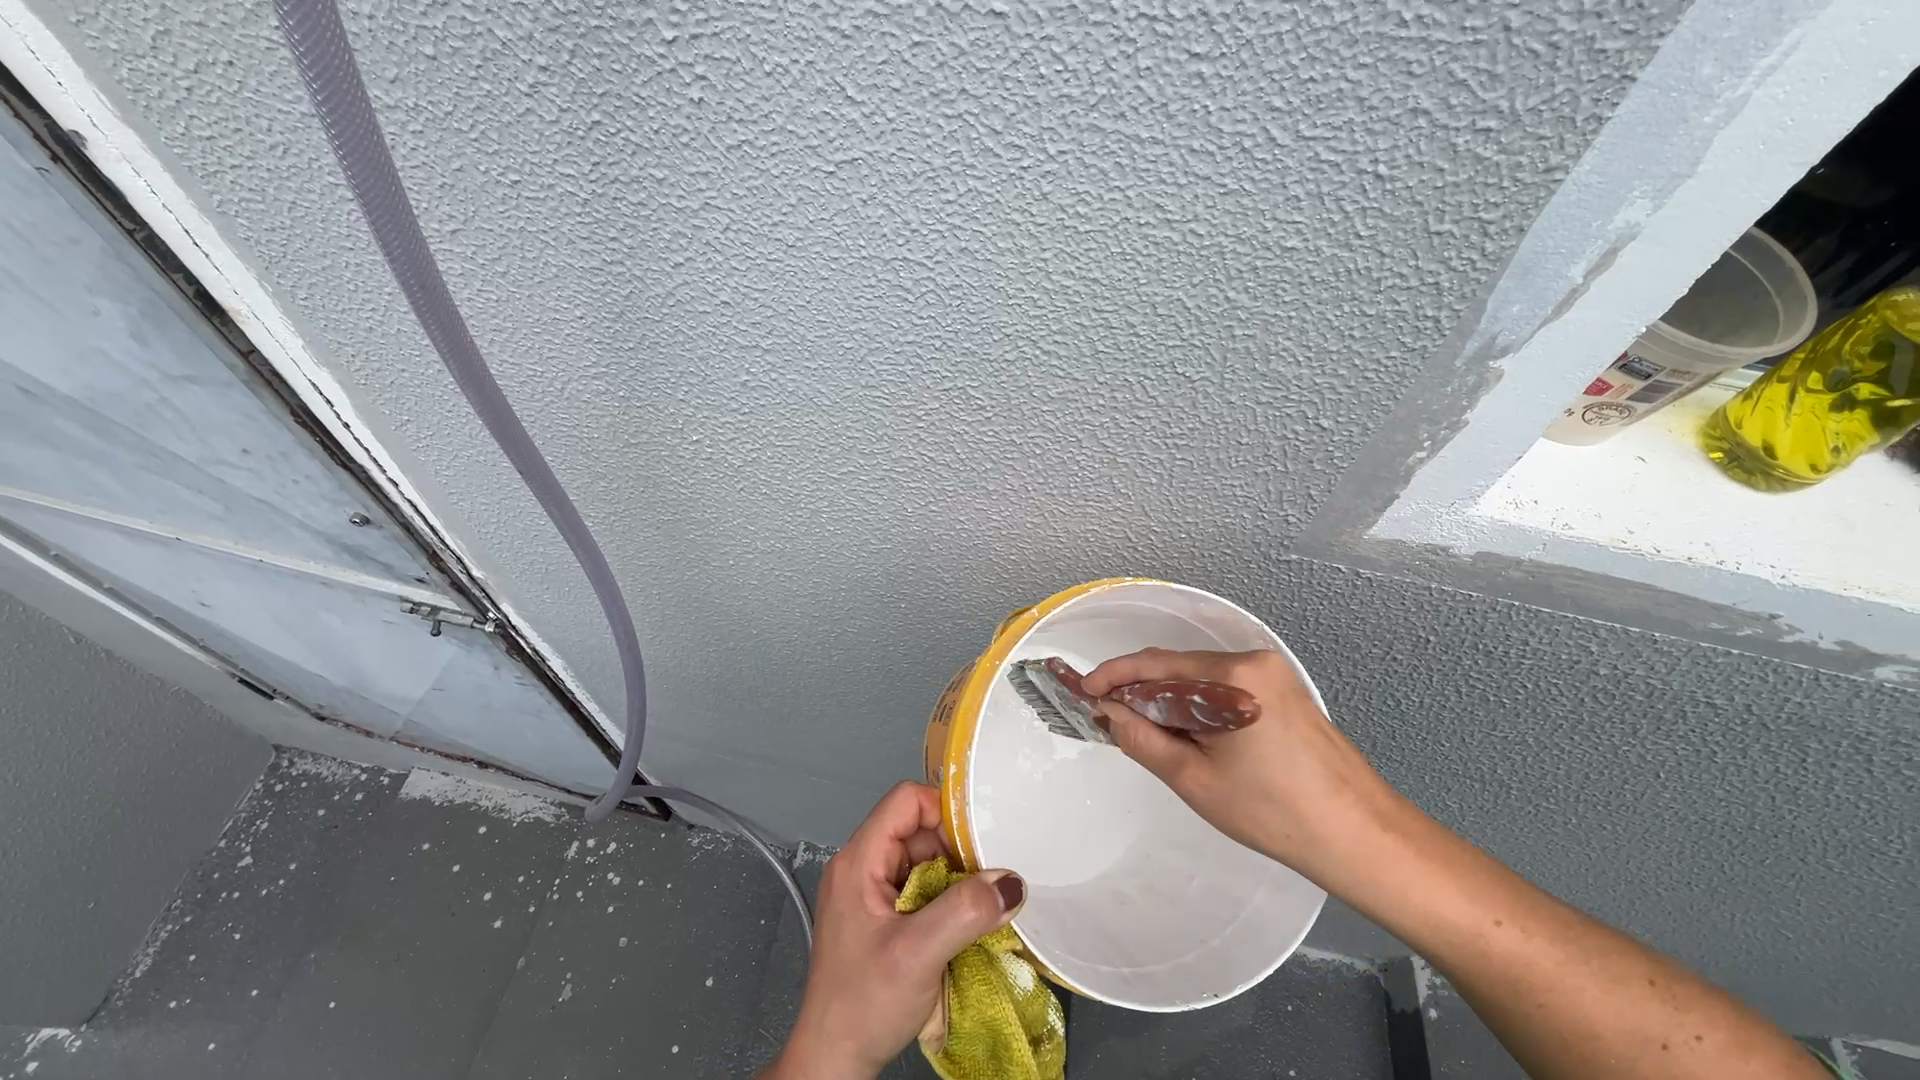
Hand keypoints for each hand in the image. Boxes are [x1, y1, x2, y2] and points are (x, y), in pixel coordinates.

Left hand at [766, 782, 1025, 1079]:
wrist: (833, 1060)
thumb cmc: (861, 1006)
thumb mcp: (918, 954)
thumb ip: (965, 911)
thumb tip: (1009, 883)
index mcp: (858, 862)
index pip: (906, 801)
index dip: (945, 811)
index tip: (980, 838)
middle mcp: (861, 869)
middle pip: (918, 829)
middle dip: (956, 850)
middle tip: (986, 880)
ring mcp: (870, 894)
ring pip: (924, 860)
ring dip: (955, 878)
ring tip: (977, 906)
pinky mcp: (881, 918)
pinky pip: (921, 888)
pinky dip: (947, 899)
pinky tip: (963, 923)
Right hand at [1082, 648, 1397, 885]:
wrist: (1357, 834)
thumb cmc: (1273, 812)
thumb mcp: (1193, 778)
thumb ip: (1142, 738)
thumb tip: (1107, 712)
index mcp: (1234, 676)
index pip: (1156, 664)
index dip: (1114, 676)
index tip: (1083, 691)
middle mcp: (1255, 662)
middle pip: (1178, 667)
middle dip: (1140, 690)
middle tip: (1109, 718)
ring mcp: (1273, 674)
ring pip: (1200, 678)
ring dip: (1168, 699)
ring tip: (1145, 733)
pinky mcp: (1284, 690)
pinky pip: (1223, 687)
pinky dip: (1196, 704)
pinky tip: (1185, 732)